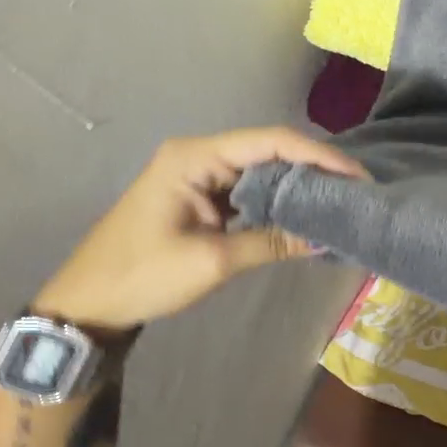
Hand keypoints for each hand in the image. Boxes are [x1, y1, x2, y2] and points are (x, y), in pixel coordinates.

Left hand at [31, 128, 365, 333]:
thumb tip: (326, 237)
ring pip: (264, 168)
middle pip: (271, 149)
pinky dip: (281, 198)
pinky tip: (309, 210)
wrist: (86, 304)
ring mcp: (200, 174)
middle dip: (316, 166)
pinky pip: (251, 187)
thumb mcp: (213, 261)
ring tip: (344, 197)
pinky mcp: (203, 195)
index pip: (271, 142)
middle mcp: (199, 155)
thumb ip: (272, 242)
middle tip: (359, 187)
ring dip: (301, 182)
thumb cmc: (141, 276)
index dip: (319, 155)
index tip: (358, 175)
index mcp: (194, 157)